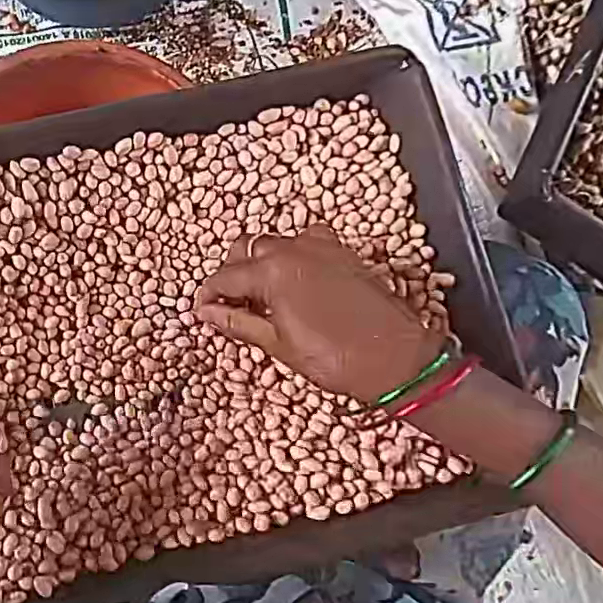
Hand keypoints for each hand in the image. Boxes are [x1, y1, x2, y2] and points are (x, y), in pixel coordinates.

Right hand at [194, 226, 445, 401]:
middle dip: (231, 274)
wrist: (398, 360)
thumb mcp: (277, 344)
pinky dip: (290, 256)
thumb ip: (237, 322)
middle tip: (229, 304)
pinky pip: (304, 242)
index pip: (224, 277)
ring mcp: (321, 247)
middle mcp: (294, 250)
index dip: (208, 295)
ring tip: (260, 297)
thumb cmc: (337, 358)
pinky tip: (292, 282)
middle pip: (245, 249)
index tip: (204, 310)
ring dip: (258, 263)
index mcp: (272, 272)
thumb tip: (207, 312)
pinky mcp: (343, 253)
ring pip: (273, 243)